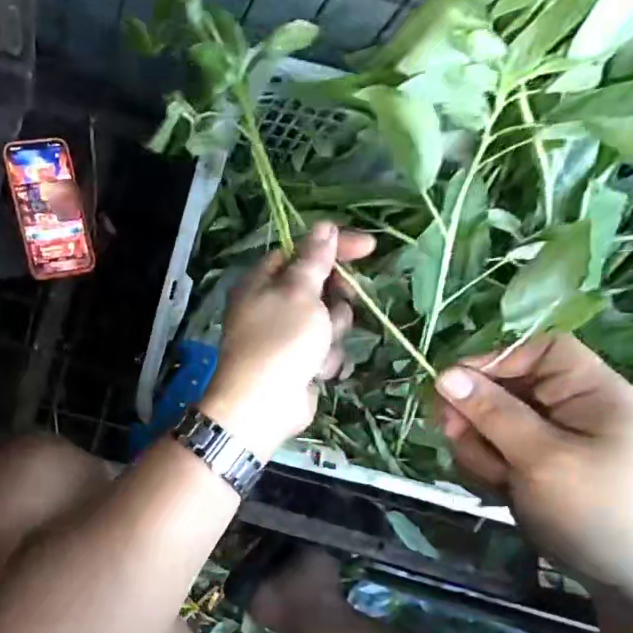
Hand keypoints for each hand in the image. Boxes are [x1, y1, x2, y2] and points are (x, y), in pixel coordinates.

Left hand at [199, 223, 374, 457]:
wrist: (263, 406)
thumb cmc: (279, 342)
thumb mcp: (299, 293)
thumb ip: (313, 260)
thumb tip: (322, 226)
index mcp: (261, 281)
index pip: (302, 250)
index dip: (335, 248)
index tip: (370, 248)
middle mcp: (271, 304)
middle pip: (321, 287)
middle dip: (335, 303)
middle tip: (330, 314)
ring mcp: (286, 334)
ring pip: (330, 319)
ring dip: (332, 335)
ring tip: (318, 350)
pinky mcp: (299, 360)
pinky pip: (327, 348)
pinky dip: (326, 359)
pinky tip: (316, 372)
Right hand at [433, 334, 632, 598]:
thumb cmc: (605, 513)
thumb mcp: (543, 459)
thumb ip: (493, 414)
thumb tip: (444, 374)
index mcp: (591, 393)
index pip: (538, 349)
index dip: (494, 359)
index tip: (451, 386)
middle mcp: (573, 410)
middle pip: (505, 387)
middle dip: (476, 415)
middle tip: (457, 439)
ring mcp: (556, 443)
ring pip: (492, 425)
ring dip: (479, 450)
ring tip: (497, 482)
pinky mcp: (541, 471)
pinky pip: (498, 454)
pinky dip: (489, 470)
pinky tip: (502, 494)